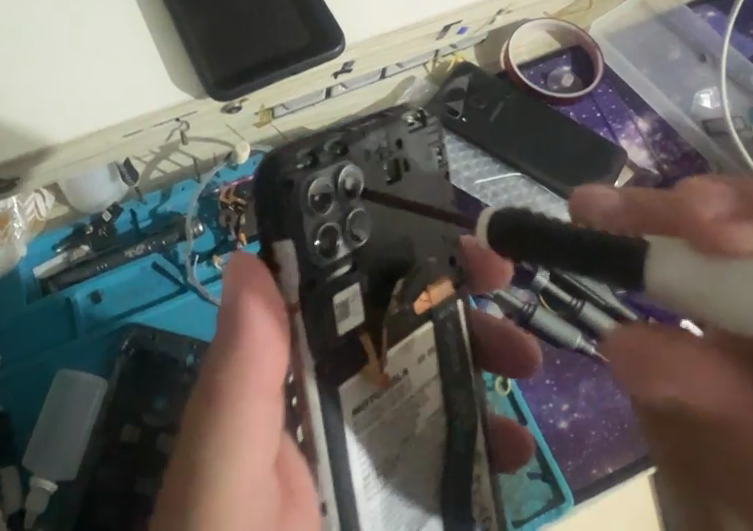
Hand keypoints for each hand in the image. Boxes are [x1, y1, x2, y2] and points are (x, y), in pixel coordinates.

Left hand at [151, 242, 542, 530]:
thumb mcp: (225, 474)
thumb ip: (238, 379)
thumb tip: (246, 256)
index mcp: (276, 380)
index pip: (336, 291)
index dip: (394, 254)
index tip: (464, 246)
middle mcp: (314, 405)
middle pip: (392, 332)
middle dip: (456, 311)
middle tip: (513, 309)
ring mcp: (355, 459)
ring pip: (424, 388)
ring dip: (477, 368)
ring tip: (527, 372)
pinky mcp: (389, 505)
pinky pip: (438, 459)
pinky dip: (478, 444)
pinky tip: (510, 454)